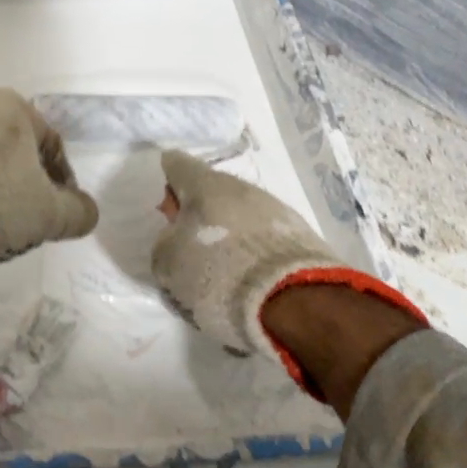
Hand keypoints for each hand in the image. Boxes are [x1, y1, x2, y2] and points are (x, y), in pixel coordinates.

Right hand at [152, 149, 428, 408]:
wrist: (296, 302)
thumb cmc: (217, 272)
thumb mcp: (166, 262)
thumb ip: (166, 241)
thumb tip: (178, 238)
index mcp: (205, 184)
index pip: (177, 165)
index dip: (166, 181)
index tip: (164, 208)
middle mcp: (243, 188)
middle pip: (211, 192)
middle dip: (198, 213)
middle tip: (186, 245)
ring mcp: (277, 210)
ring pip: (240, 215)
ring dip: (227, 233)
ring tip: (219, 269)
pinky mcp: (303, 237)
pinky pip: (264, 237)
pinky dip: (251, 252)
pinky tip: (246, 279)